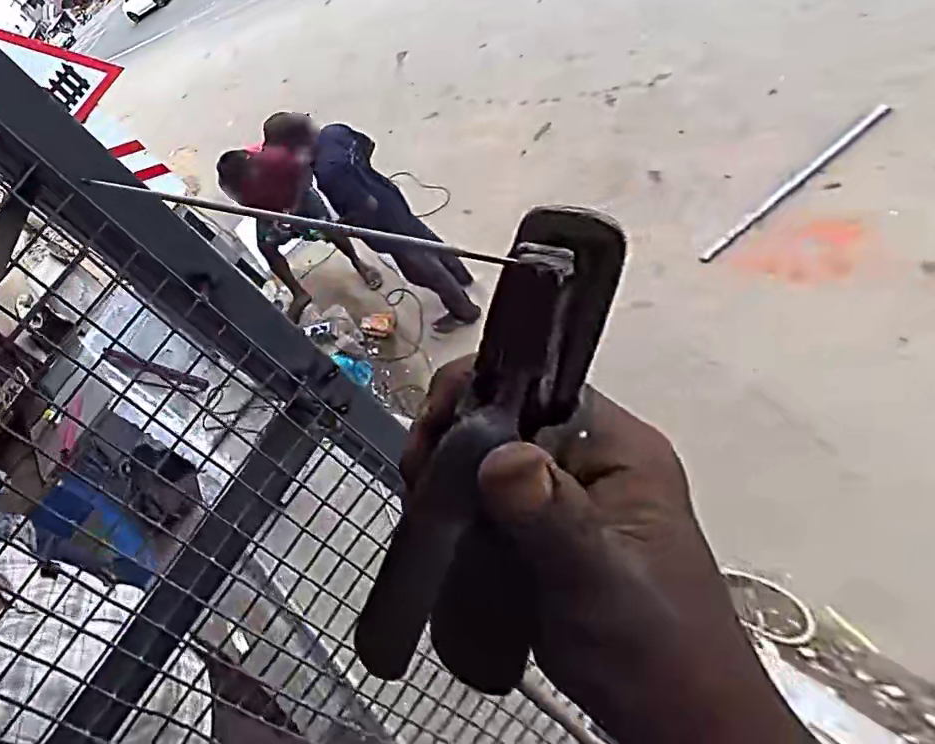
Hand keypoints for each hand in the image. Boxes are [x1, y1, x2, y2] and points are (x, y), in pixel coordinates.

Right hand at [405, 358, 809, 743]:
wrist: (670, 724)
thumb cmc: (652, 650)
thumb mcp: (599, 582)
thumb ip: (553, 517)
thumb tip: (503, 455)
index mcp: (614, 445)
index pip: (526, 381)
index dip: (468, 392)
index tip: (430, 434)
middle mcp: (581, 451)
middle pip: (487, 409)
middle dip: (441, 438)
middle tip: (420, 481)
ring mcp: (554, 482)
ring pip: (471, 444)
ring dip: (436, 468)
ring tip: (424, 506)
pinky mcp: (529, 512)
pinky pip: (469, 480)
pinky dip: (442, 493)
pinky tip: (432, 517)